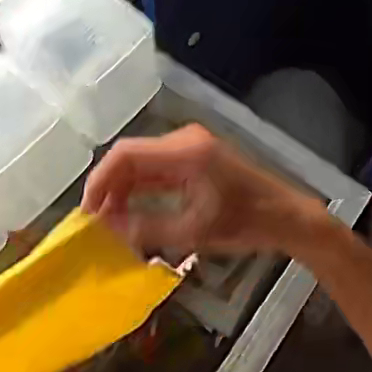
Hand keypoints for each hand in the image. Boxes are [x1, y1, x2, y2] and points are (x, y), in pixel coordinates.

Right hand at [81, 124, 329, 256]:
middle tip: (94, 224)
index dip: (99, 182)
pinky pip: (158, 166)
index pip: (125, 154)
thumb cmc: (246, 222)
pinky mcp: (197, 155)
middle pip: (131, 156)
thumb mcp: (193, 232)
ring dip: (124, 189)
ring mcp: (192, 145)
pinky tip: (134, 213)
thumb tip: (106, 228)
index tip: (86, 213)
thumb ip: (146, 227)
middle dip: (109, 188)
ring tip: (110, 224)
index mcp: (185, 151)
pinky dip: (142, 187)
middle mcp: (185, 139)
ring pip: (142, 161)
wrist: (286, 214)